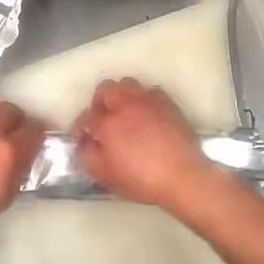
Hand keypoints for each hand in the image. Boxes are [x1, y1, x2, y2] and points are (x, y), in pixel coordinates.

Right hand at [73, 79, 224, 210]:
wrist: (183, 176)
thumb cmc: (142, 180)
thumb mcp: (107, 176)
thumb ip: (88, 157)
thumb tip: (83, 144)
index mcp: (108, 124)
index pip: (86, 116)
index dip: (81, 126)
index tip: (84, 138)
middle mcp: (126, 106)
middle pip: (106, 89)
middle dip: (99, 102)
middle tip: (102, 119)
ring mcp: (149, 101)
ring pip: (128, 84)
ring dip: (121, 95)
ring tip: (123, 113)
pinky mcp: (168, 103)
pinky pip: (151, 91)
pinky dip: (144, 99)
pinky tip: (146, 114)